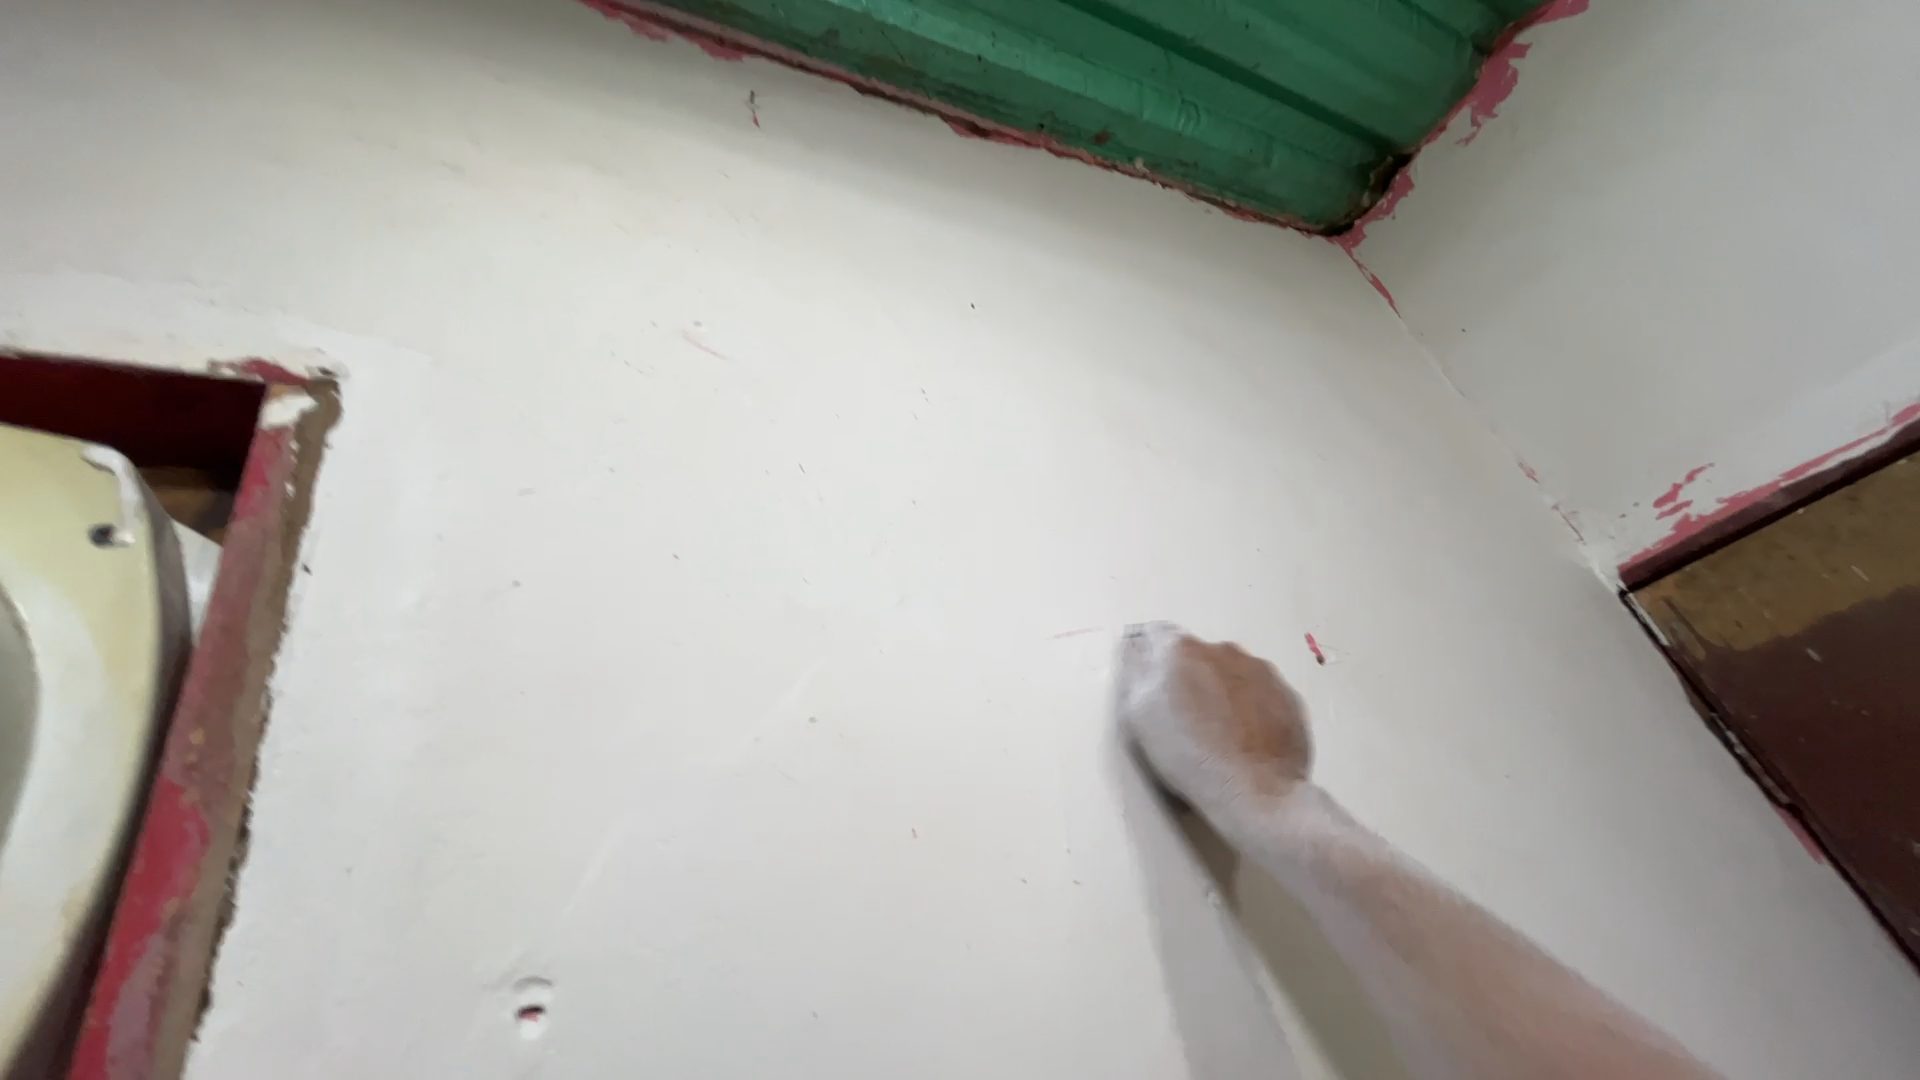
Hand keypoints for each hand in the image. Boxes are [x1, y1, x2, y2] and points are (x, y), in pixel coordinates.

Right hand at [1115, 622, 1312, 816]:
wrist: (1256, 792)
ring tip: (1220, 731)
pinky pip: (1260, 691)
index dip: (1148, 655)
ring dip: (1220, 690)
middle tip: (1184, 716)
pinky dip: (1250, 706)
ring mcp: (1260, 669)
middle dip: (1187, 676)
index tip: (1149, 682)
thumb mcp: (1138, 714)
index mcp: (1179, 649)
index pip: (1155, 633)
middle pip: (1194, 654)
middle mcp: (1222, 648)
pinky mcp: (1288, 695)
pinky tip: (1246, 738)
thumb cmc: (1186, 754)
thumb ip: (1134, 670)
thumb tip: (1135, 645)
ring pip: (1229, 671)